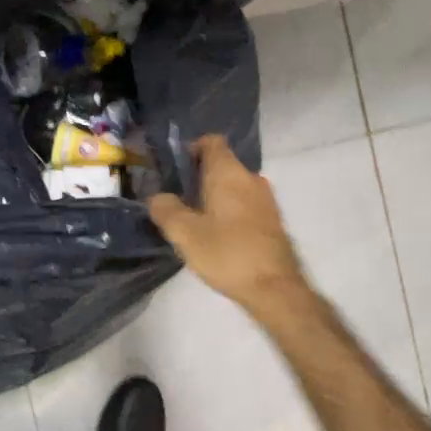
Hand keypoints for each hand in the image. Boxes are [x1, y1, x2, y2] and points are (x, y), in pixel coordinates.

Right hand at [148, 135, 307, 312]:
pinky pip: (244, 204)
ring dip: (213, 196)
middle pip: (221, 165)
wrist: (274, 287)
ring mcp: (265, 199)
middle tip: (175, 199)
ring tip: (192, 220)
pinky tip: (215, 235)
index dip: (191, 149)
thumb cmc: (226, 253)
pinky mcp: (272, 220)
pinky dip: (228, 211)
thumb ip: (165, 209)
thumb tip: (157, 197)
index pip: (211, 142)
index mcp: (229, 173)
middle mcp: (251, 178)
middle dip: (198, 177)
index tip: (174, 170)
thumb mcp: (184, 233)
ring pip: (233, 186)